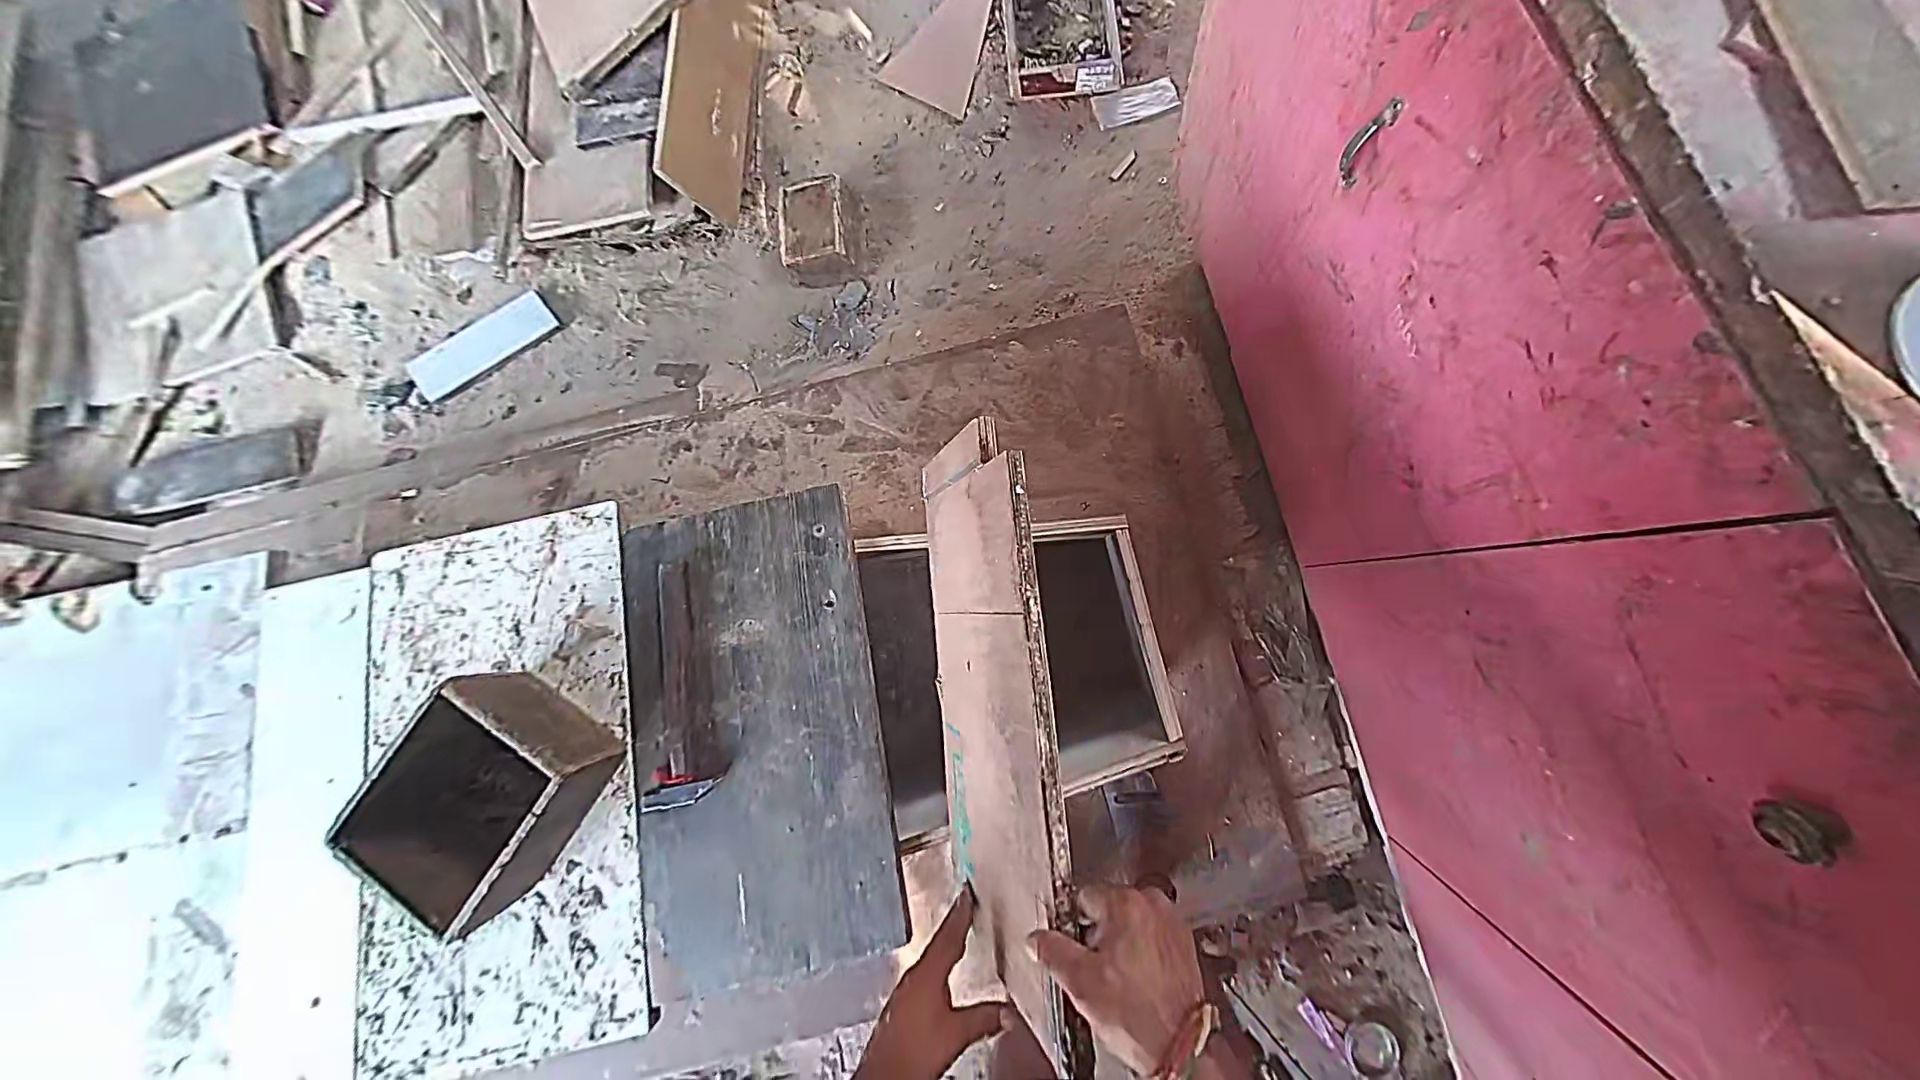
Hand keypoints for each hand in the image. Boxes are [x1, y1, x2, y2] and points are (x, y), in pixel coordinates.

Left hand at [855, 886, 1010, 1079]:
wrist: (884, 1076)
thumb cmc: (912, 1053)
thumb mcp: (957, 1033)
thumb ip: (983, 1017)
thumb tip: (1006, 1010)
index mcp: (926, 974)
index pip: (948, 936)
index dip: (960, 914)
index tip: (967, 892)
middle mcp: (912, 976)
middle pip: (937, 942)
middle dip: (953, 924)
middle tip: (964, 904)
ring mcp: (905, 989)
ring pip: (929, 957)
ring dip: (944, 943)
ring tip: (956, 931)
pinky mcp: (901, 1003)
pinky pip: (923, 971)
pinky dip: (935, 962)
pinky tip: (941, 971)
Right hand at [1028, 884, 1204, 1075]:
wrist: (1181, 1048)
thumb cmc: (1137, 1016)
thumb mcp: (1079, 981)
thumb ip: (1052, 950)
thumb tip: (1036, 939)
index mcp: (1125, 903)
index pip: (1083, 897)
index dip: (1073, 924)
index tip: (1074, 944)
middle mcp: (1152, 904)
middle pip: (1108, 908)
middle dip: (1099, 933)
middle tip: (1098, 967)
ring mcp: (1171, 923)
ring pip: (1131, 922)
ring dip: (1122, 941)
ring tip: (1120, 976)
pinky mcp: (1184, 943)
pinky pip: (1152, 936)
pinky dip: (1144, 951)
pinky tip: (1139, 978)